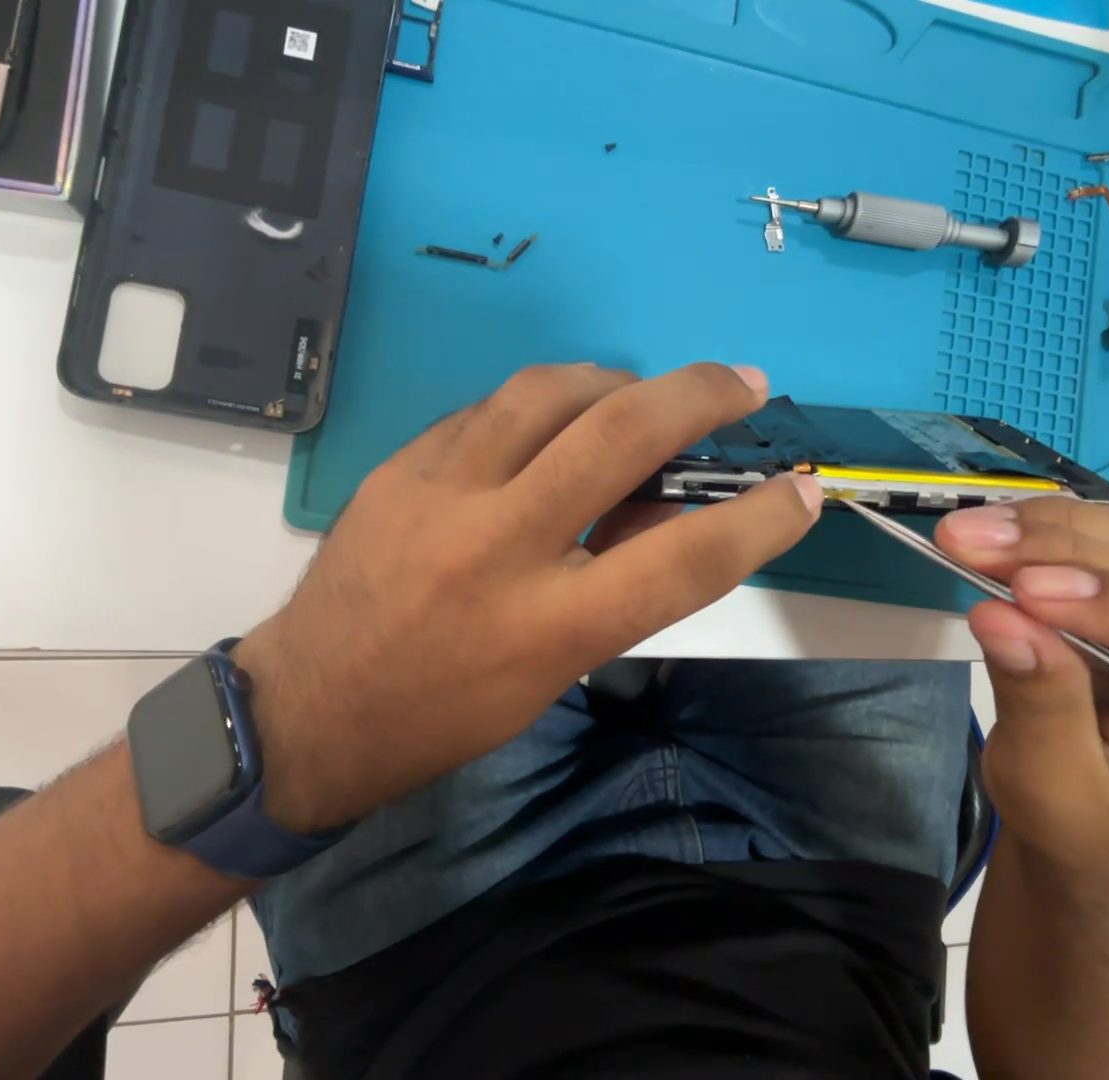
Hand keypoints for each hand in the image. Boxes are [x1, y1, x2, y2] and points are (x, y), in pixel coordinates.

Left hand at [236, 364, 823, 831]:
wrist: (307, 709)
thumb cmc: (444, 715)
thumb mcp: (549, 671)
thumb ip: (615, 587)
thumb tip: (665, 508)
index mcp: (548, 627)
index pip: (682, 560)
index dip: (758, 521)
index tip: (800, 492)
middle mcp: (497, 546)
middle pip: (618, 435)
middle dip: (698, 395)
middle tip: (741, 384)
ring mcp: (440, 493)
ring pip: (548, 393)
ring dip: (615, 381)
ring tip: (640, 396)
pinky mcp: (399, 467)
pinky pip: (488, 412)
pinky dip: (540, 411)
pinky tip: (551, 428)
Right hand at [935, 499, 1108, 884]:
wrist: (1099, 832)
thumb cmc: (1084, 828)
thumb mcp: (1051, 787)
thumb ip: (1039, 702)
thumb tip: (997, 613)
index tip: (1028, 588)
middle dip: (1068, 553)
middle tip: (966, 539)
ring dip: (1057, 531)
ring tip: (971, 534)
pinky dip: (1061, 534)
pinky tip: (1004, 531)